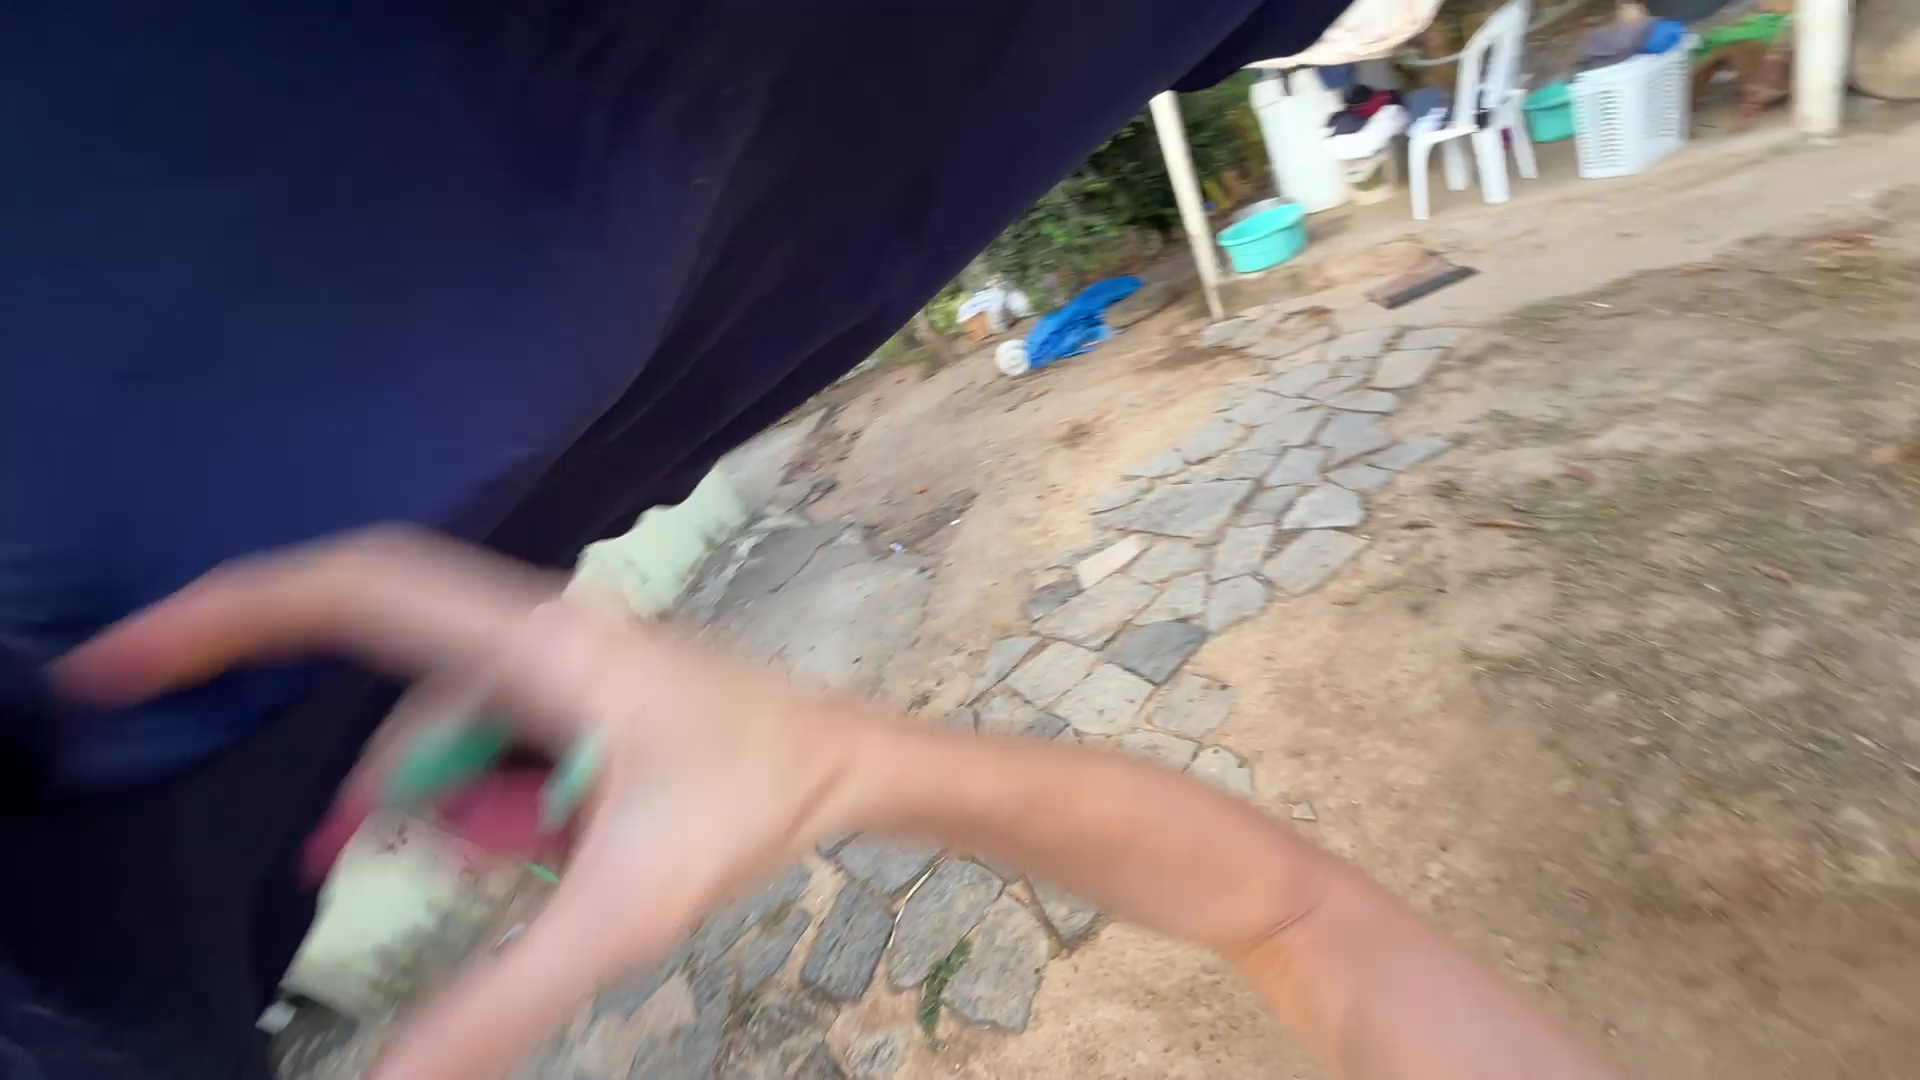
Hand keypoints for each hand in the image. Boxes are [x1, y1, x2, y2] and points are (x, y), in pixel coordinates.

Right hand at [54, 528, 876, 1079]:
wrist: (845, 762)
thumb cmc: (756, 801)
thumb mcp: (625, 906)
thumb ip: (498, 1002)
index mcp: (545, 646)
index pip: (361, 589)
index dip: (232, 610)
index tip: (124, 665)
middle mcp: (552, 632)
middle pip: (405, 696)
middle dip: (394, 795)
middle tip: (410, 871)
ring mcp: (578, 657)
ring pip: (456, 733)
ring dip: (462, 812)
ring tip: (538, 858)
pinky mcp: (598, 688)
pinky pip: (507, 738)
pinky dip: (502, 798)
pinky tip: (552, 835)